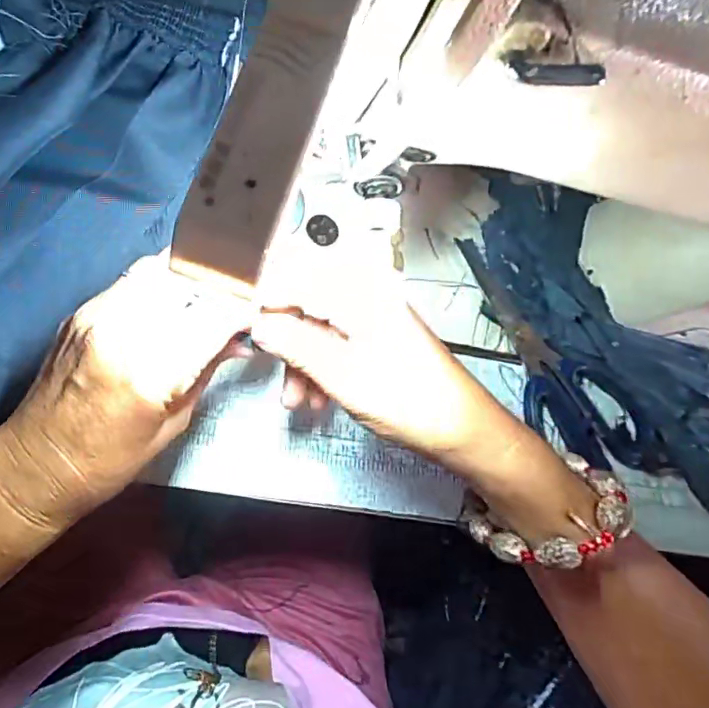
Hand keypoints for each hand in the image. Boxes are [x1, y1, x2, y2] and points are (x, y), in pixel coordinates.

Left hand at [0, 253, 250, 533]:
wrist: (37, 461)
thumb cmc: (107, 462)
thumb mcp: (169, 426)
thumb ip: (204, 373)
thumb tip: (238, 340)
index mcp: (148, 374)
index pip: (211, 318)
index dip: (241, 310)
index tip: (255, 313)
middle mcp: (120, 333)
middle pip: (185, 284)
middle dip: (217, 288)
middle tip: (234, 299)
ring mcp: (95, 316)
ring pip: (156, 272)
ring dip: (188, 279)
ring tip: (205, 295)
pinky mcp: (79, 312)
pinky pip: (129, 282)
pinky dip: (157, 283)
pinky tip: (170, 299)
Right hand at [247, 270, 520, 467]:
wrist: (460, 428)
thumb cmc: (413, 399)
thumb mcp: (340, 373)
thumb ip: (295, 344)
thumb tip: (260, 324)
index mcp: (359, 293)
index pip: (294, 279)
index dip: (265, 305)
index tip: (248, 330)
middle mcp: (366, 295)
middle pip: (303, 303)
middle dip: (283, 339)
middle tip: (271, 366)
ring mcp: (371, 316)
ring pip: (315, 326)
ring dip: (299, 360)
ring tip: (298, 396)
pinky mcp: (374, 336)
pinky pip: (332, 341)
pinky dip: (318, 366)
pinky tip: (317, 395)